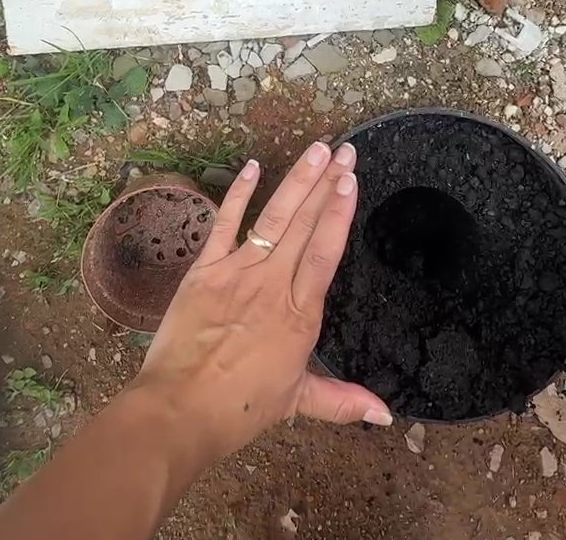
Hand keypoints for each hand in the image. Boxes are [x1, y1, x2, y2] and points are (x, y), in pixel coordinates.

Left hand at [128, 142, 393, 467]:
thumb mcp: (296, 403)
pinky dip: (238, 194)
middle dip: (327, 183)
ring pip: (274, 217)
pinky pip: (225, 224)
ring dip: (296, 180)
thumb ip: (342, 401)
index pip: (325, 251)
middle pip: (305, 224)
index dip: (339, 212)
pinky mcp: (205, 269)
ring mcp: (237, 271)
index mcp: (299, 314)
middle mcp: (273, 283)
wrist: (179, 409)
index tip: (351, 179)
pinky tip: (253, 166)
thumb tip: (387, 416)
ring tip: (316, 149)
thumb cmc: (239, 409)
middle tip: (345, 150)